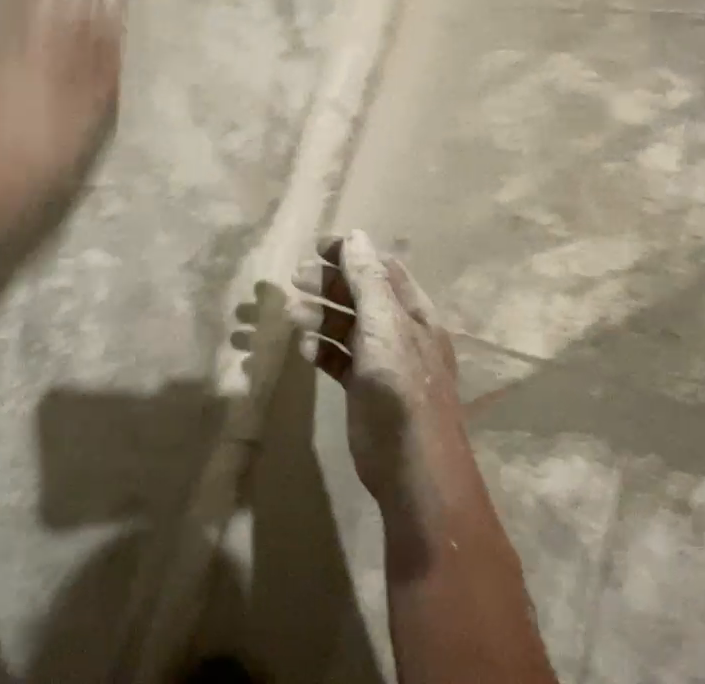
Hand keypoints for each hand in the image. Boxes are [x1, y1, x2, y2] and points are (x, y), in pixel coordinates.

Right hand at [295, 231, 463, 515]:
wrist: (413, 469)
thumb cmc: (401, 390)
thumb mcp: (385, 329)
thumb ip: (368, 282)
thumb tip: (356, 235)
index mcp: (413, 314)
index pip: (381, 269)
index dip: (351, 253)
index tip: (315, 247)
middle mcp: (399, 333)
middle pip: (361, 294)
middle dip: (329, 282)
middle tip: (294, 278)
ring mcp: (382, 363)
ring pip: (346, 327)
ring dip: (320, 316)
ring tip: (291, 315)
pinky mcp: (364, 389)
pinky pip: (339, 359)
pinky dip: (321, 350)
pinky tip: (304, 350)